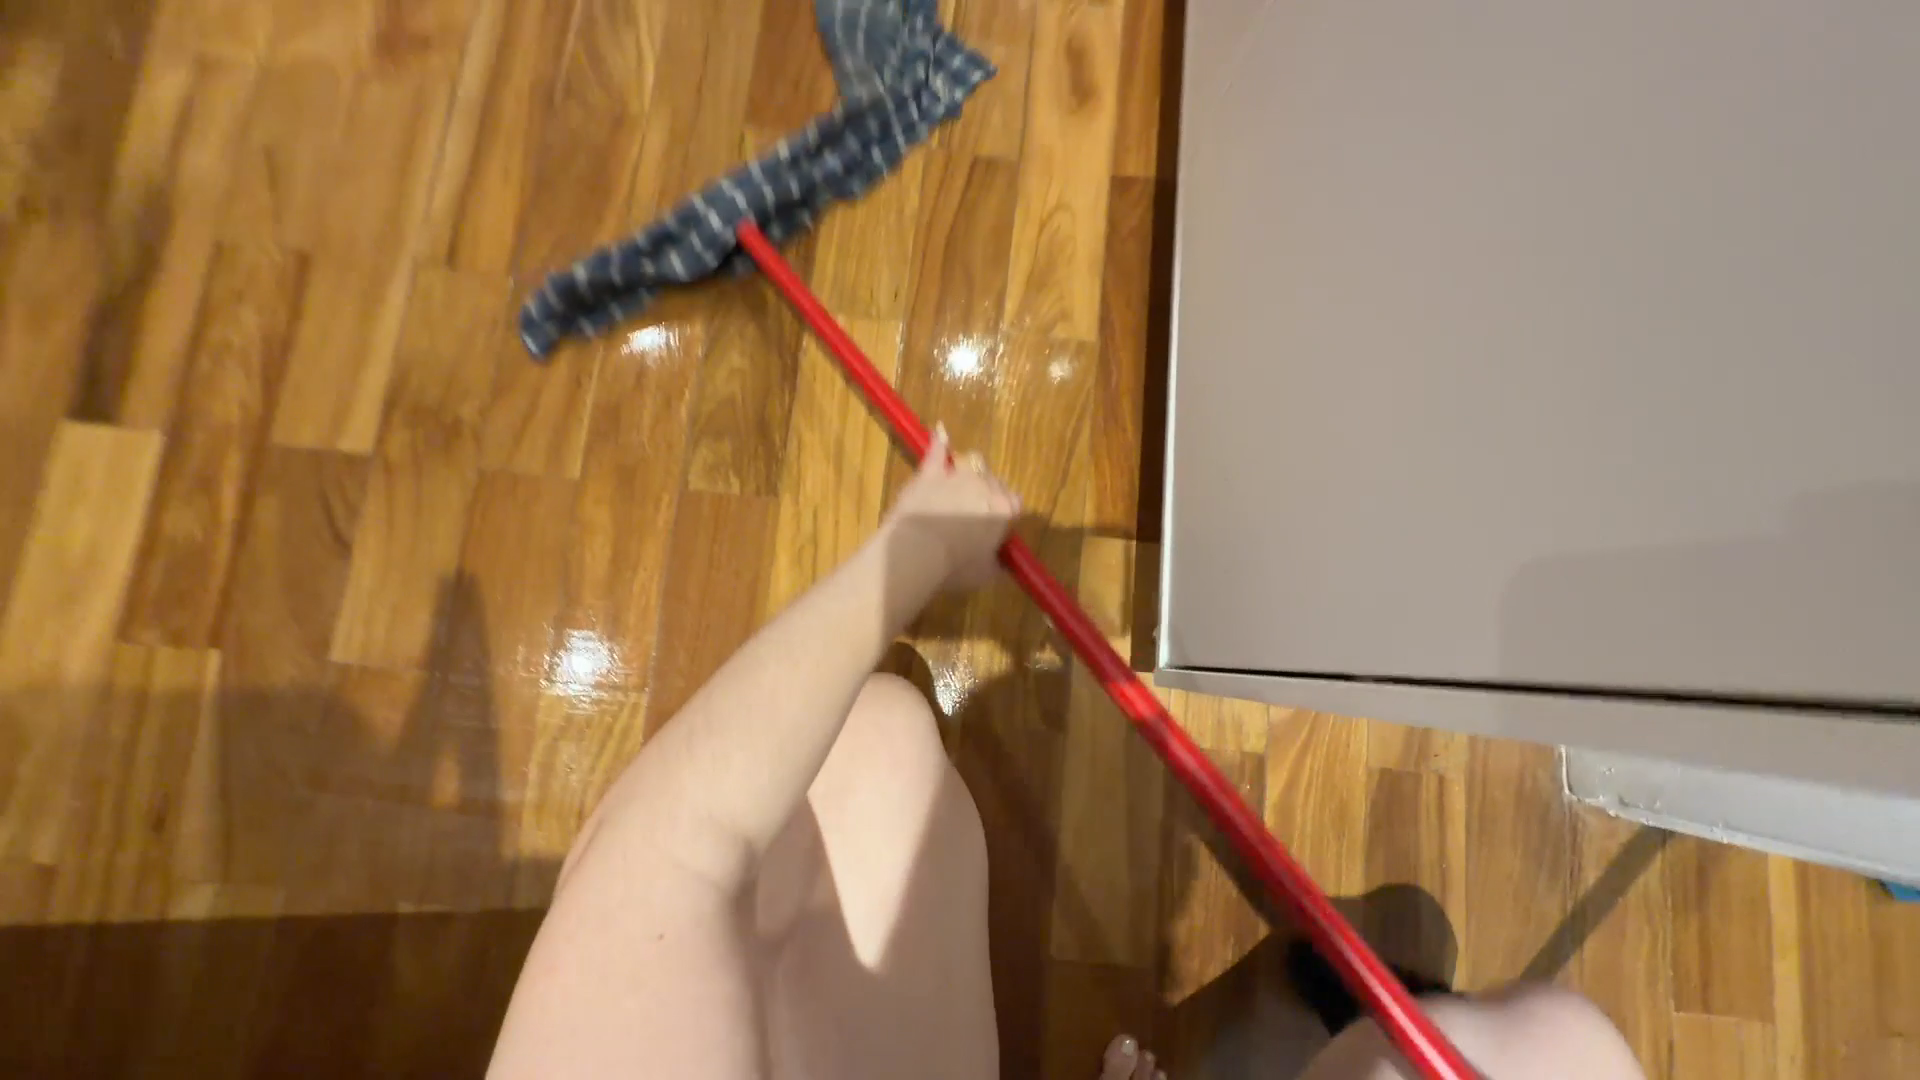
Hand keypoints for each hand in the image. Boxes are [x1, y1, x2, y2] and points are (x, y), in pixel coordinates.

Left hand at [880, 425, 1020, 589]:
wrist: (917, 550)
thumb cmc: (955, 565)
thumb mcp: (984, 573)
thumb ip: (994, 563)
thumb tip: (997, 564)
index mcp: (1004, 508)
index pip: (1014, 504)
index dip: (1003, 516)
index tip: (993, 529)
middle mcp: (985, 484)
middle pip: (993, 482)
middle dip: (985, 495)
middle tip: (970, 516)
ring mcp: (956, 474)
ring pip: (970, 463)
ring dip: (968, 472)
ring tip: (959, 487)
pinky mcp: (929, 472)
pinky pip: (936, 452)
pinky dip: (939, 443)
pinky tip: (940, 433)